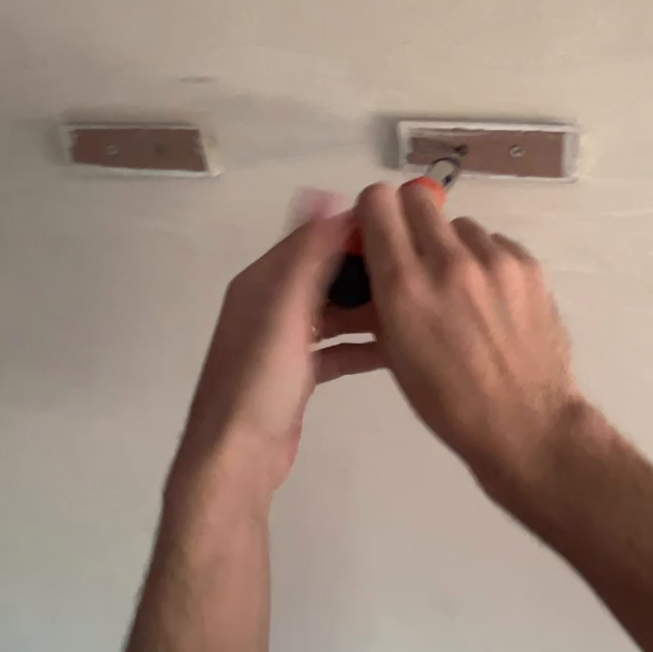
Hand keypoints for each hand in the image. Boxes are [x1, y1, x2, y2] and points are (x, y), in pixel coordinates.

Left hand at [174, 192, 386, 500]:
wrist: (236, 457)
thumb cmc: (260, 379)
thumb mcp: (285, 309)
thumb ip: (308, 255)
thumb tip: (328, 194)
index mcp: (263, 283)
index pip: (312, 240)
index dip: (352, 231)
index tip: (399, 229)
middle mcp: (270, 306)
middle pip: (326, 275)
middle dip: (366, 272)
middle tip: (415, 272)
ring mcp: (283, 342)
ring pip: (334, 313)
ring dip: (368, 309)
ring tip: (413, 309)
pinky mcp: (297, 374)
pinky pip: (336, 348)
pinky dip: (361, 345)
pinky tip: (394, 349)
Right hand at [356, 181, 585, 505]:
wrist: (526, 423)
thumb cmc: (448, 401)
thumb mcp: (395, 352)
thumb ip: (383, 296)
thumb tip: (382, 261)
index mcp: (404, 286)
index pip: (377, 202)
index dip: (373, 214)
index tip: (377, 233)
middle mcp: (447, 261)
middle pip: (417, 197)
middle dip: (409, 219)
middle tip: (416, 253)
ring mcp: (494, 260)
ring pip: (460, 225)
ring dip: (453, 246)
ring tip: (463, 290)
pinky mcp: (528, 265)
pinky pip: (495, 244)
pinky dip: (486, 262)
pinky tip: (493, 300)